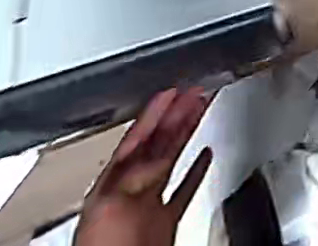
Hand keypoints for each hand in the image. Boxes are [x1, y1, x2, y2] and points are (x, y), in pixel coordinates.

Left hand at [73, 88, 214, 245]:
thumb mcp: (114, 208)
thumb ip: (135, 177)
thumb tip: (157, 156)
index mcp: (111, 187)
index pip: (135, 138)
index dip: (154, 112)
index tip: (173, 90)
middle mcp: (129, 194)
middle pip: (157, 144)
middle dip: (176, 115)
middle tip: (196, 91)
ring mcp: (147, 210)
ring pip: (171, 160)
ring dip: (187, 133)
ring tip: (203, 108)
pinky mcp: (164, 227)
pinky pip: (183, 191)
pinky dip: (196, 170)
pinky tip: (206, 154)